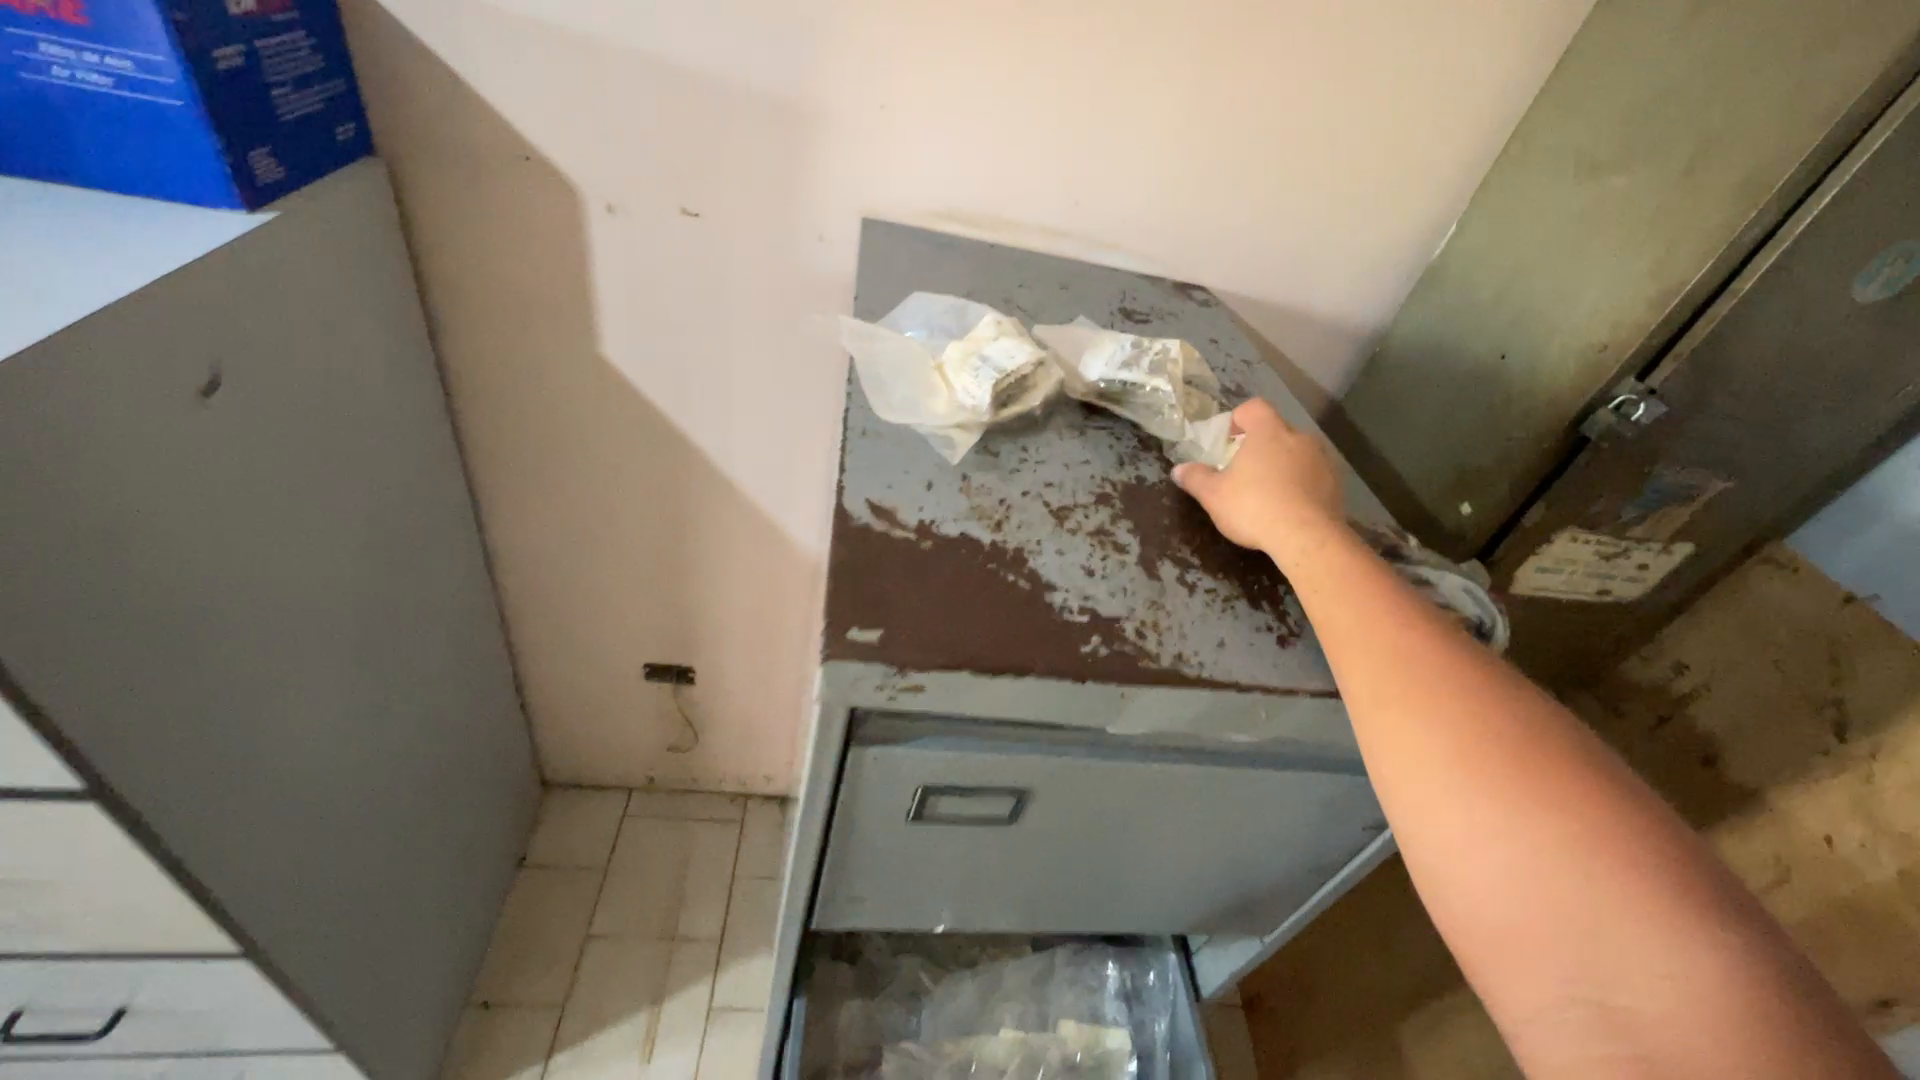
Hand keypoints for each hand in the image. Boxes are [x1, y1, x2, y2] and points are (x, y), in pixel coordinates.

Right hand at [1172, 398, 1345, 555]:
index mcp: (1268, 432)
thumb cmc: (1254, 507)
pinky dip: (1301, 484)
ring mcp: (1322, 460)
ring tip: (1268, 491)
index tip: (1229, 438)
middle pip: (1277, 430)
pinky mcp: (1336, 484)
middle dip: (1261, 445)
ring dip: (1283, 464)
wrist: (1307, 537)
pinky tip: (1289, 507)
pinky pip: (1313, 475)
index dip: (1239, 418)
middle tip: (1245, 469)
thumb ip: (1195, 478)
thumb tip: (1179, 469)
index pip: (1254, 408)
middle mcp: (1299, 438)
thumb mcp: (1213, 495)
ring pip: (1298, 453)